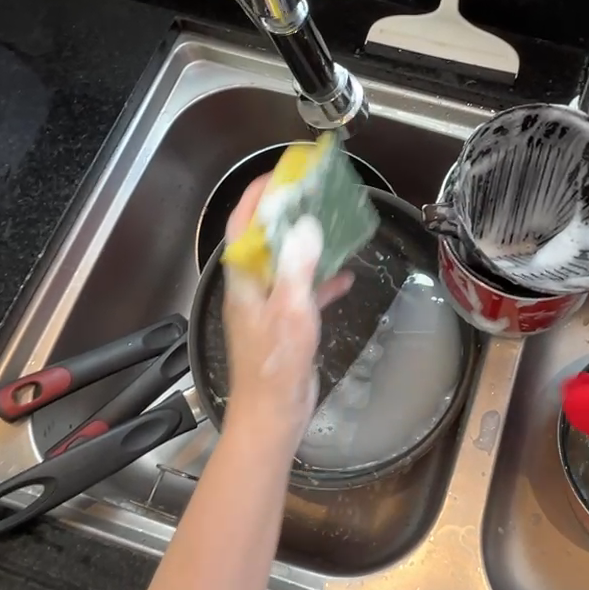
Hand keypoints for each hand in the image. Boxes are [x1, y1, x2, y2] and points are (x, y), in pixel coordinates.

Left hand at [218, 177, 351, 450]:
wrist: (272, 416)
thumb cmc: (275, 365)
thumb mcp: (290, 311)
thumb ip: (298, 267)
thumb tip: (306, 225)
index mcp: (245, 279)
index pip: (244, 225)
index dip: (259, 196)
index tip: (282, 173)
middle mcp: (252, 286)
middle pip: (266, 239)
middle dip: (288, 213)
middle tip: (314, 192)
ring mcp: (268, 305)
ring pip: (287, 262)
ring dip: (307, 243)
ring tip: (332, 223)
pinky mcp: (285, 323)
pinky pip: (303, 291)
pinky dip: (321, 280)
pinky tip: (345, 276)